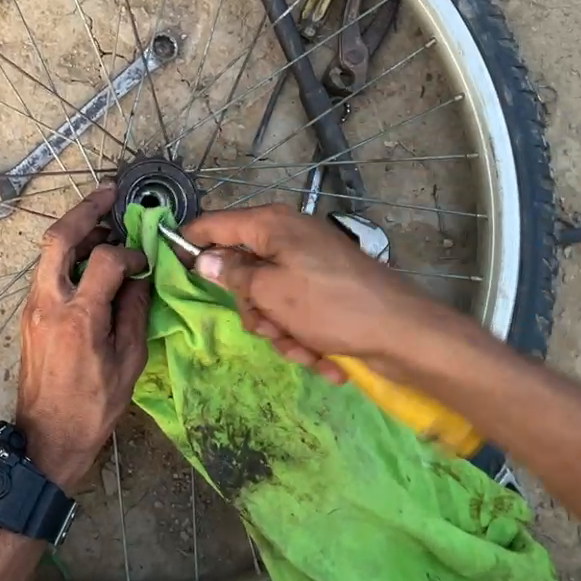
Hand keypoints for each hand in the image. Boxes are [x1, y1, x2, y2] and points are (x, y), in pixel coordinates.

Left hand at [15, 186, 151, 490]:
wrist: (45, 439)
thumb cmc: (94, 408)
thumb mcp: (128, 363)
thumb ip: (134, 313)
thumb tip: (138, 277)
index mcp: (79, 317)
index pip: (104, 259)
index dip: (129, 252)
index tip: (144, 262)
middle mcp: (49, 303)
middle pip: (58, 237)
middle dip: (84, 210)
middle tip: (110, 194)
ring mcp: (32, 307)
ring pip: (47, 251)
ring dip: (74, 230)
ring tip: (104, 223)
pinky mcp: (28, 314)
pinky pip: (46, 271)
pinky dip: (67, 255)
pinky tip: (89, 256)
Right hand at [183, 205, 488, 383]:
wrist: (406, 336)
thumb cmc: (333, 307)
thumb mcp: (272, 292)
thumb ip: (232, 274)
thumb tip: (204, 259)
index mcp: (272, 225)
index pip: (214, 224)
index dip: (191, 244)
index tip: (174, 268)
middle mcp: (289, 238)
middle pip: (242, 270)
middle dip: (253, 307)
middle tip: (268, 326)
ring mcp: (310, 265)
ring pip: (269, 299)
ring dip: (280, 331)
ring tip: (303, 348)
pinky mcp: (327, 291)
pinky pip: (296, 313)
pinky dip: (304, 337)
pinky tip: (324, 356)